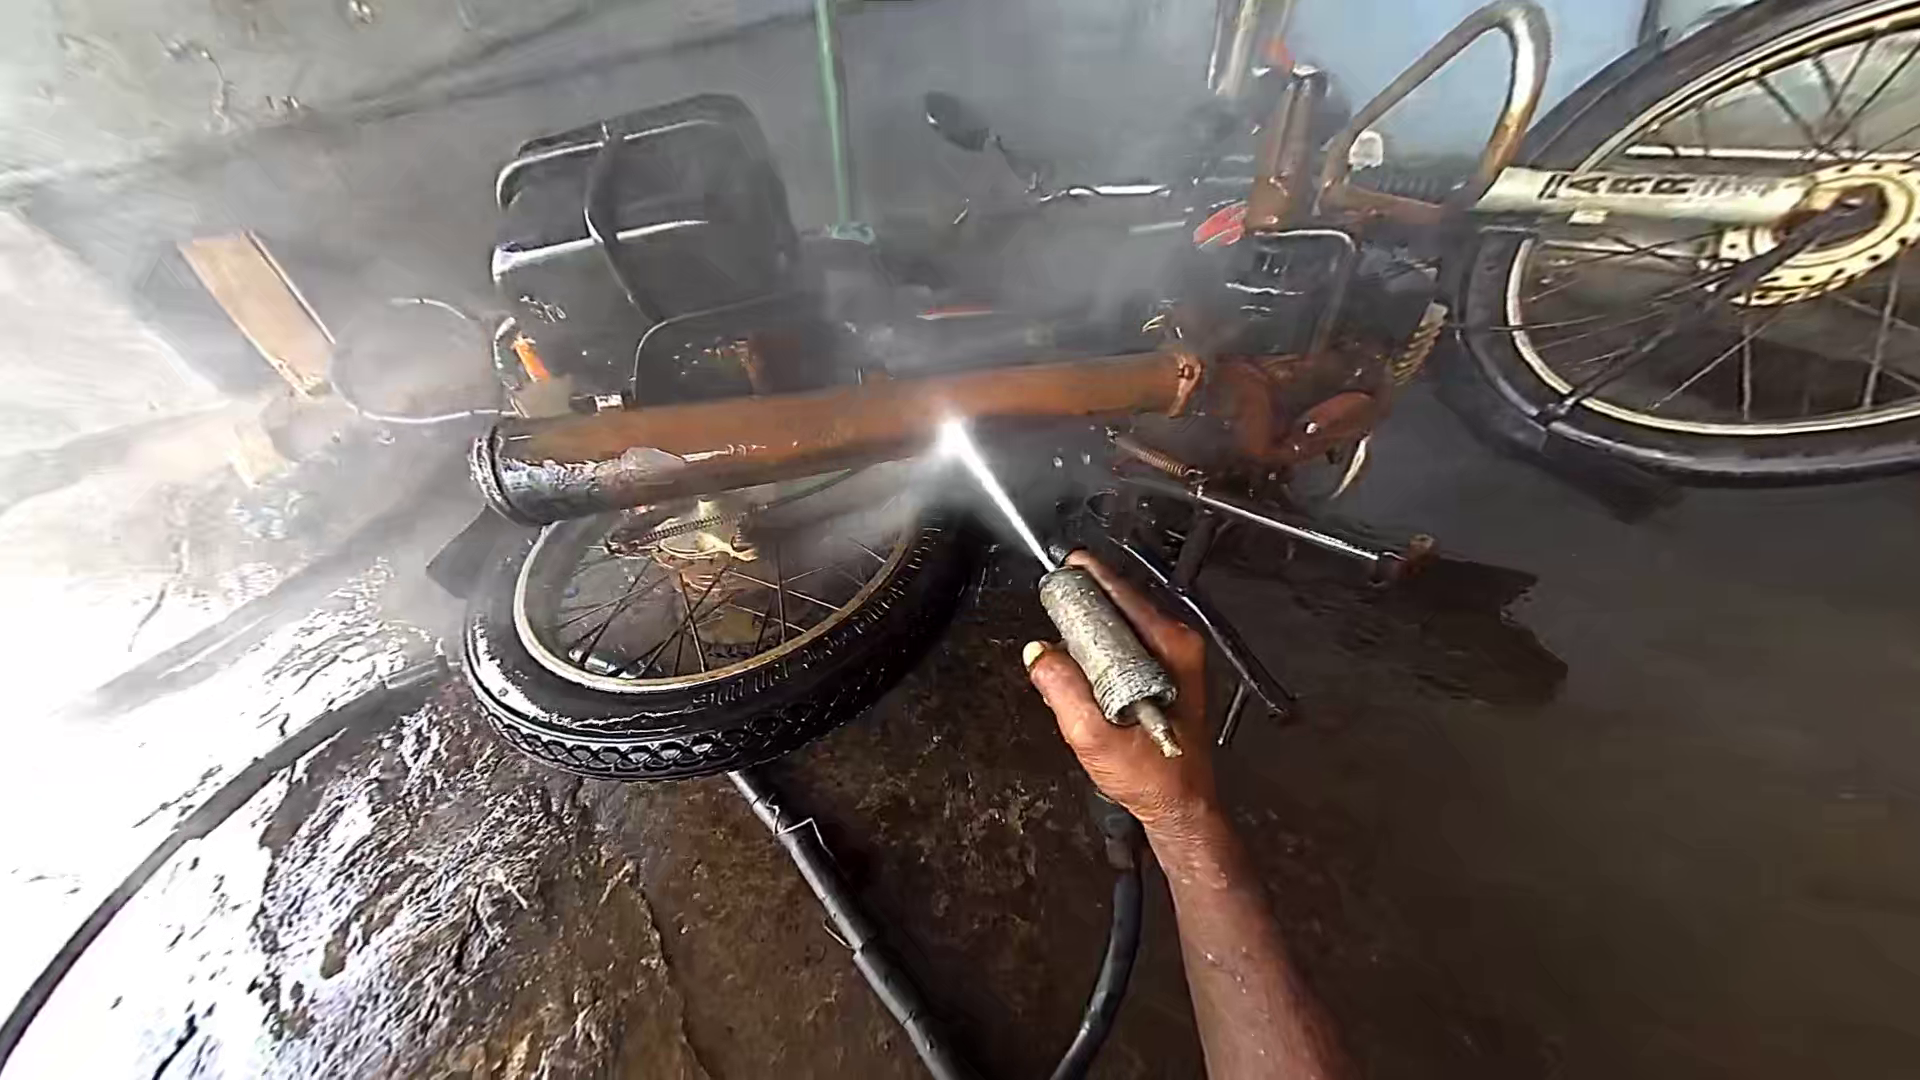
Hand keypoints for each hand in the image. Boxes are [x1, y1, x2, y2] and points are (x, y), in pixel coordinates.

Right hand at [1025, 551, 1218, 835]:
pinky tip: (1083, 663)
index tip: (1068, 564)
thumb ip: (1062, 689)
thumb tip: (1038, 653)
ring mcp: (1174, 658)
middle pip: (1123, 603)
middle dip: (1086, 601)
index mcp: (1170, 650)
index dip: (1092, 576)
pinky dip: (1101, 643)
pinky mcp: (1166, 671)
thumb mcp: (1095, 735)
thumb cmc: (1153, 775)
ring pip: (1123, 622)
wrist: (1181, 805)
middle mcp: (1177, 647)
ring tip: (1065, 635)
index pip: (1125, 594)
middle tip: (1056, 602)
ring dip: (1092, 625)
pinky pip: (1126, 641)